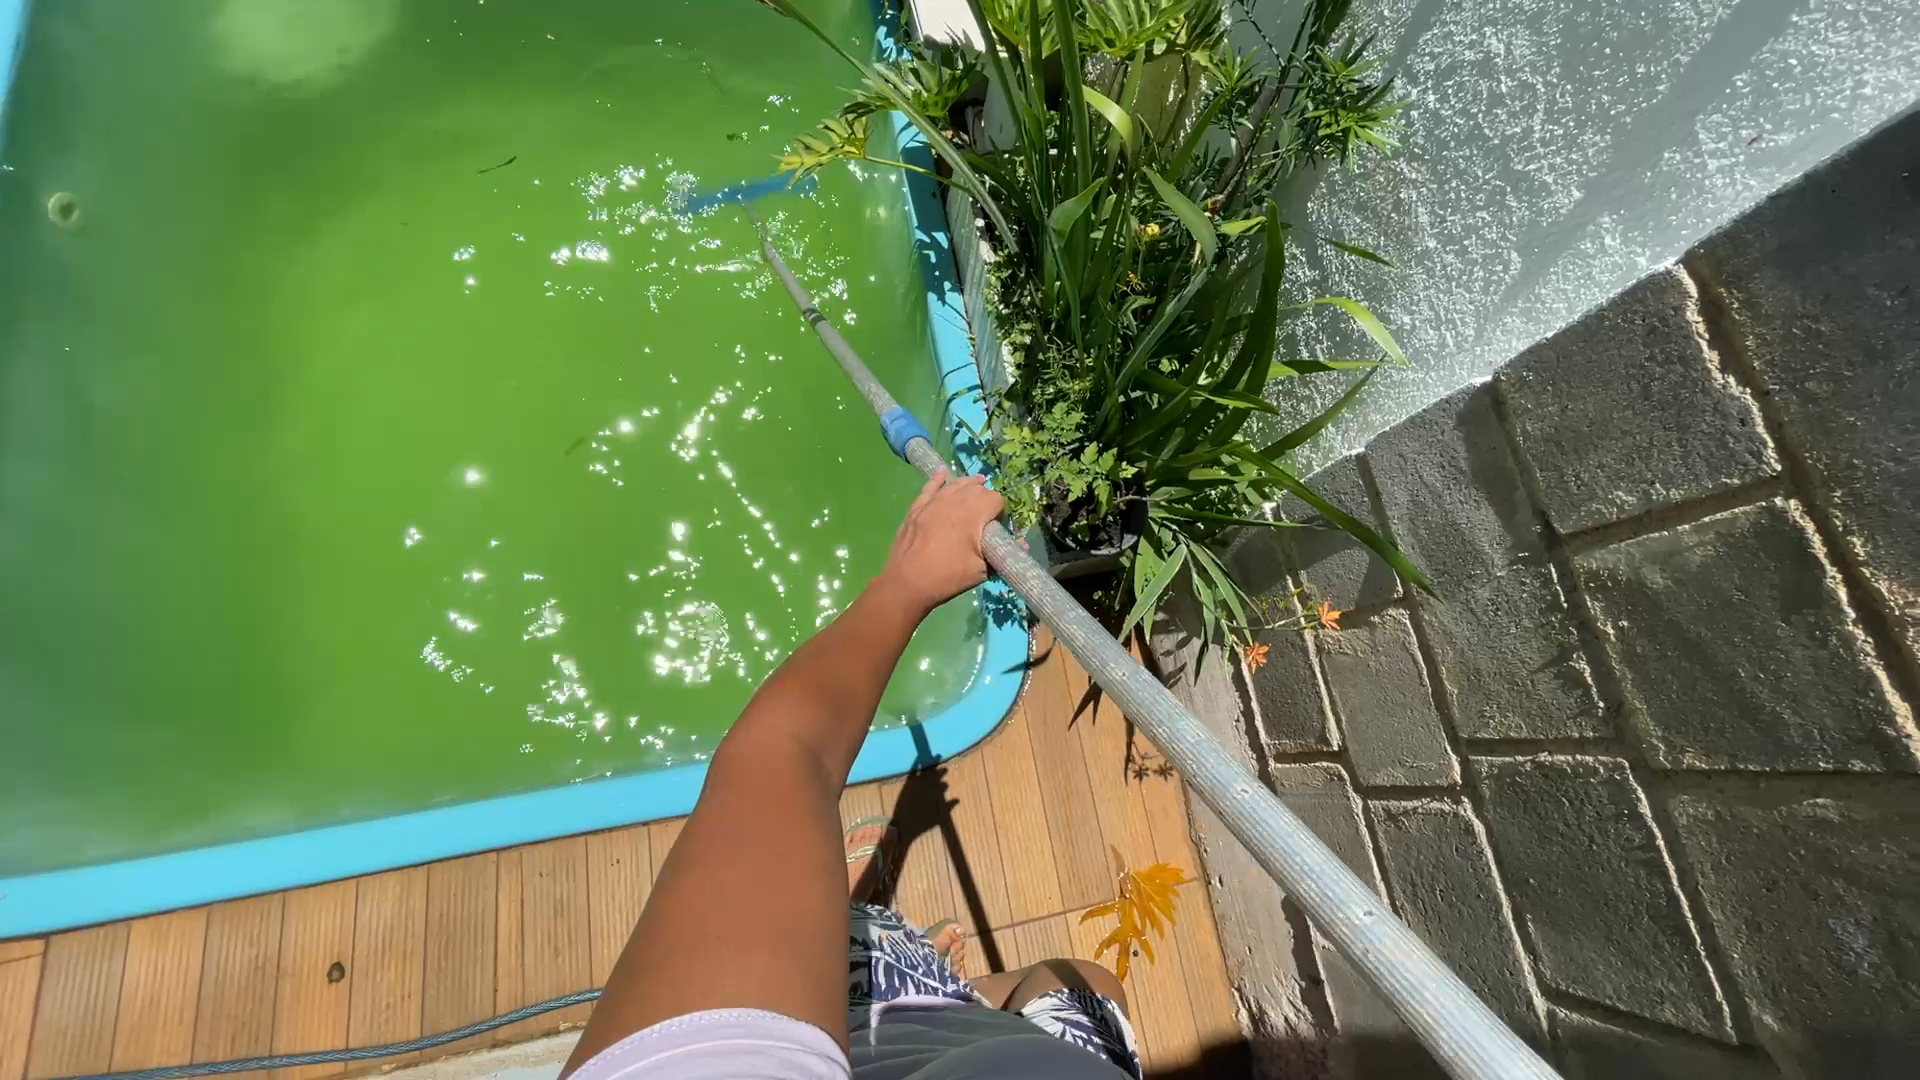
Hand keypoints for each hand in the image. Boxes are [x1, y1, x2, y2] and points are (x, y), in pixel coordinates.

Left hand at [874, 470, 1004, 615]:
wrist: (908, 582)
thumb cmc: (948, 576)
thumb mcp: (982, 570)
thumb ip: (1003, 554)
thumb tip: (1022, 545)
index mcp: (973, 513)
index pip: (996, 499)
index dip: (1000, 512)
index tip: (998, 527)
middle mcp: (954, 500)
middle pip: (976, 489)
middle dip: (985, 497)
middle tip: (986, 516)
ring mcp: (933, 502)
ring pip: (955, 484)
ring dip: (967, 485)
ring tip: (975, 485)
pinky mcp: (917, 508)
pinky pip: (930, 487)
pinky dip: (938, 480)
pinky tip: (943, 475)